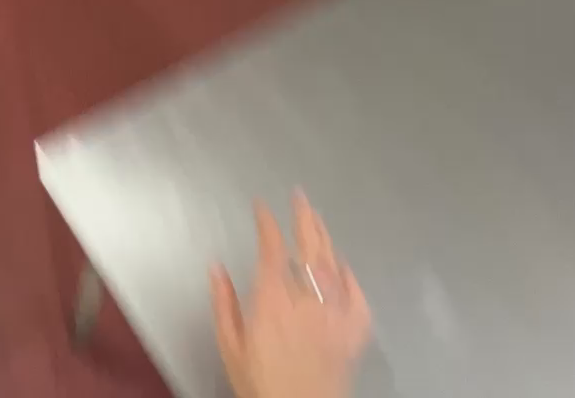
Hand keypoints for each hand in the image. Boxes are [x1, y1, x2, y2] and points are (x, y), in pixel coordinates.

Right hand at [210, 191, 371, 397]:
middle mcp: (307, 304)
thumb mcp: (230, 345)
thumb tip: (216, 266)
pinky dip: (352, 280)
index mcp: (273, 302)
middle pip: (310, 251)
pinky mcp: (353, 339)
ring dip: (326, 240)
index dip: (268, 223)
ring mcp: (335, 320)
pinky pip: (358, 302)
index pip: (273, 250)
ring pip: (334, 270)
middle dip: (305, 219)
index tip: (261, 205)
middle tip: (299, 196)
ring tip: (317, 219)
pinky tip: (345, 267)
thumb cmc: (260, 384)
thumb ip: (223, 303)